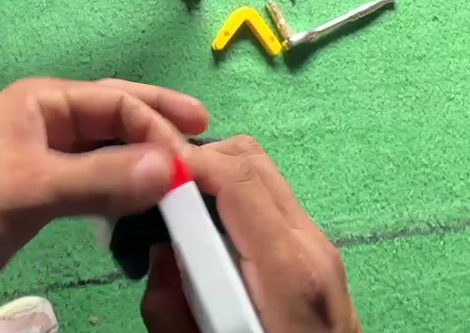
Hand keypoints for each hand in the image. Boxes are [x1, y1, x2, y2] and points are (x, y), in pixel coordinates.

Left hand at [0, 78, 208, 329]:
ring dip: (141, 164)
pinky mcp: (34, 200)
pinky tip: (141, 208)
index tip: (193, 162)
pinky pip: (90, 187)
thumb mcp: (27, 188)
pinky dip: (118, 193)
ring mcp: (39, 163)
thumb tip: (172, 165)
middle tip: (206, 144)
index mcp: (40, 101)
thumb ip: (99, 178)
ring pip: (104, 155)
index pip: (114, 102)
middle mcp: (44, 124)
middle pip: (113, 120)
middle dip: (157, 130)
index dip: (157, 125)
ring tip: (184, 180)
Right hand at [140, 136, 357, 332]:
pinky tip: (212, 240)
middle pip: (250, 160)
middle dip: (199, 163)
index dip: (187, 164)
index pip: (237, 177)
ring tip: (183, 216)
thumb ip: (173, 310)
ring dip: (217, 179)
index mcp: (291, 274)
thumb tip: (160, 250)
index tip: (147, 179)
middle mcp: (313, 247)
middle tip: (160, 194)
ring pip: (262, 174)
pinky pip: (271, 202)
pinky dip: (235, 200)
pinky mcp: (320, 259)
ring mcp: (322, 250)